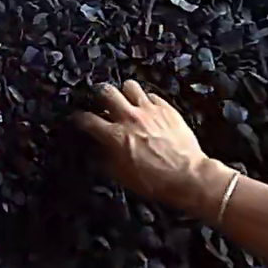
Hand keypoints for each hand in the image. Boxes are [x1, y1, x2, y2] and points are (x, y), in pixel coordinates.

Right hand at [73, 81, 229, 214]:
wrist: (188, 176)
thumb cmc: (156, 181)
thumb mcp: (123, 177)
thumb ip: (105, 160)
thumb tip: (96, 151)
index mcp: (116, 136)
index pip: (88, 119)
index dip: (79, 118)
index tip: (78, 119)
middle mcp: (130, 118)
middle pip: (106, 92)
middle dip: (99, 95)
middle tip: (101, 102)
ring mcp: (149, 110)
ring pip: (129, 86)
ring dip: (124, 93)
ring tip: (126, 101)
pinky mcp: (166, 108)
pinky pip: (151, 95)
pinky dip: (146, 100)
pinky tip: (147, 109)